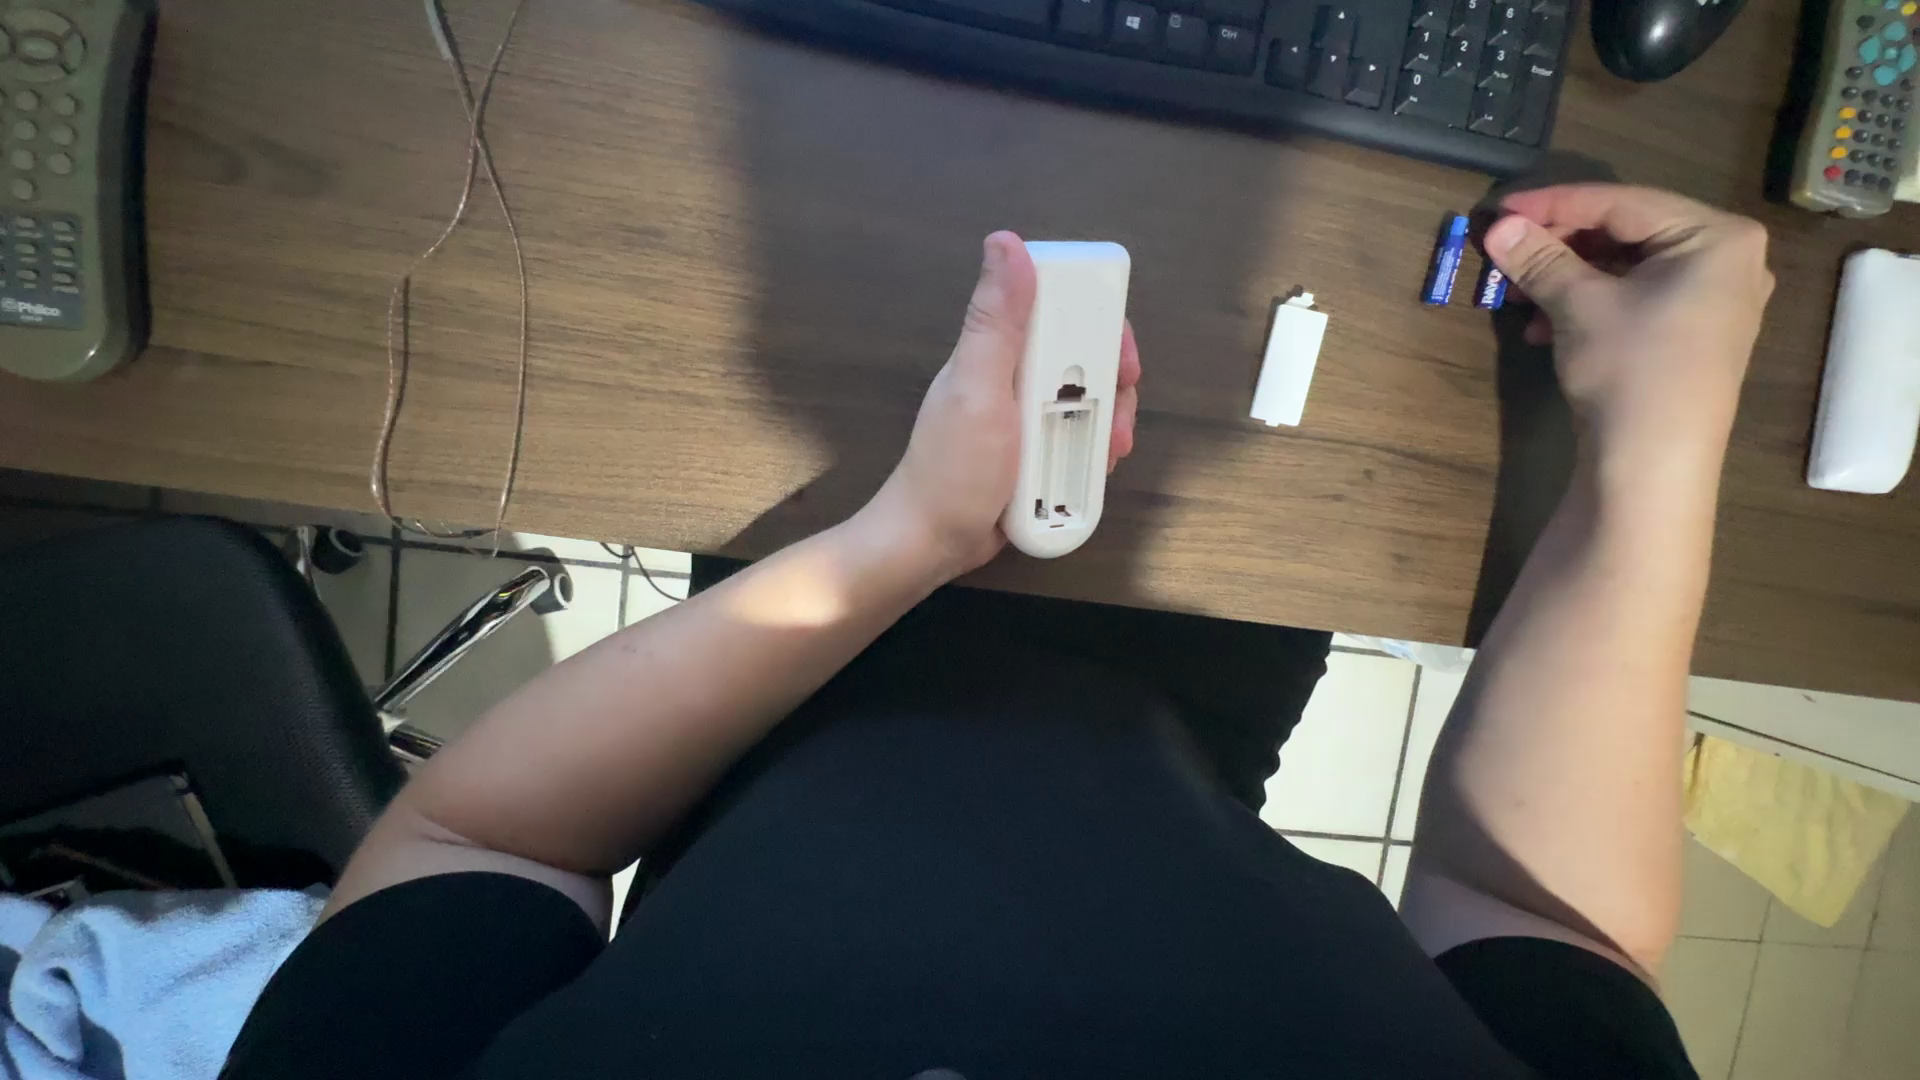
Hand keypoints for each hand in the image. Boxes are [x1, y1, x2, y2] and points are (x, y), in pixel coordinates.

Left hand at [863, 232, 1142, 578]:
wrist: (934, 541)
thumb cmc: (954, 468)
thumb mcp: (977, 390)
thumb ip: (995, 323)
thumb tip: (1006, 242)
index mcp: (997, 353)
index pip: (1058, 314)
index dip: (1098, 324)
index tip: (1120, 354)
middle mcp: (1013, 379)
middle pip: (1082, 362)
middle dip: (1112, 386)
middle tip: (1122, 417)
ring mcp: (1024, 422)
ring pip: (1086, 405)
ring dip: (1109, 425)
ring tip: (1113, 452)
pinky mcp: (1032, 458)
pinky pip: (1076, 442)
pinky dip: (1092, 453)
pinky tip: (1098, 469)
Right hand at [1483, 184, 1774, 459]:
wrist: (1653, 453)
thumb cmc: (1629, 367)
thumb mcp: (1577, 307)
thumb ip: (1540, 260)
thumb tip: (1497, 226)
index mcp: (1715, 236)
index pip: (1622, 202)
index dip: (1555, 204)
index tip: (1500, 209)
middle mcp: (1724, 257)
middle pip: (1624, 233)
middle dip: (1558, 245)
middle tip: (1505, 255)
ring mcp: (1709, 297)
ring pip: (1622, 267)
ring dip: (1564, 276)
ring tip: (1518, 296)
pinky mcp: (1686, 330)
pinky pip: (1630, 296)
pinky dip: (1584, 302)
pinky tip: (1546, 326)